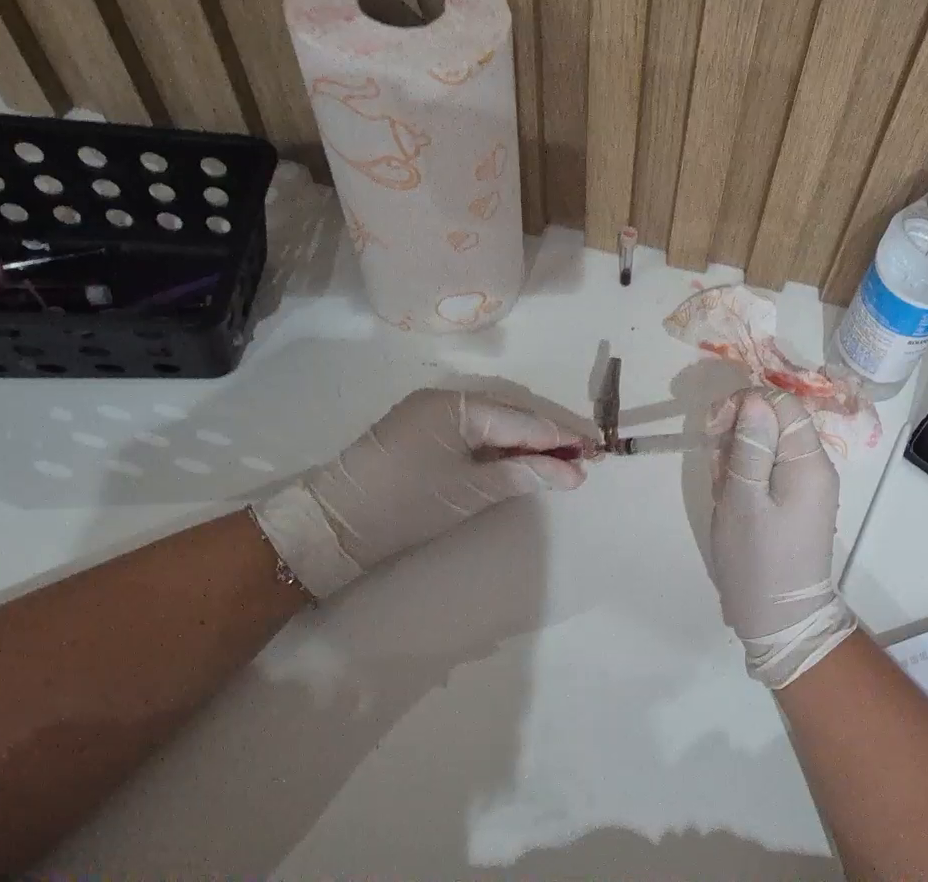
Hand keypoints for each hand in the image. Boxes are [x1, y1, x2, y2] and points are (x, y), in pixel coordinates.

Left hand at [254, 388, 585, 596]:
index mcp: (457, 406)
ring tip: (561, 462)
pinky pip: (473, 432)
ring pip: (494, 424)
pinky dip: (500, 447)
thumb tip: (575, 473)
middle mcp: (444, 399)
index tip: (598, 451)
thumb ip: (526, 474)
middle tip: (586, 458)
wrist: (329, 528)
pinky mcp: (420, 433)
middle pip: (512, 416)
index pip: (524, 421)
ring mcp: (429, 414)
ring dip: (527, 443)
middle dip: (549, 438)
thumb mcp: (471, 491)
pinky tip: (521, 460)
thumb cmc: (404, 505)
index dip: (563, 437)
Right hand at [706, 388, 857, 687]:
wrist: (780, 619)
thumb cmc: (757, 560)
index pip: (784, 404)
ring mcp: (808, 484)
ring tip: (721, 489)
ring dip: (738, 456)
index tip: (714, 427)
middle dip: (738, 432)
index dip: (747, 404)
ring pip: (769, 445)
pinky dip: (746, 476)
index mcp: (810, 461)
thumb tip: (755, 399)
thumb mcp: (743, 500)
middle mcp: (816, 466)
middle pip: (776, 421)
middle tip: (715, 464)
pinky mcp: (797, 500)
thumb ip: (750, 446)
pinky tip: (730, 498)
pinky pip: (771, 470)